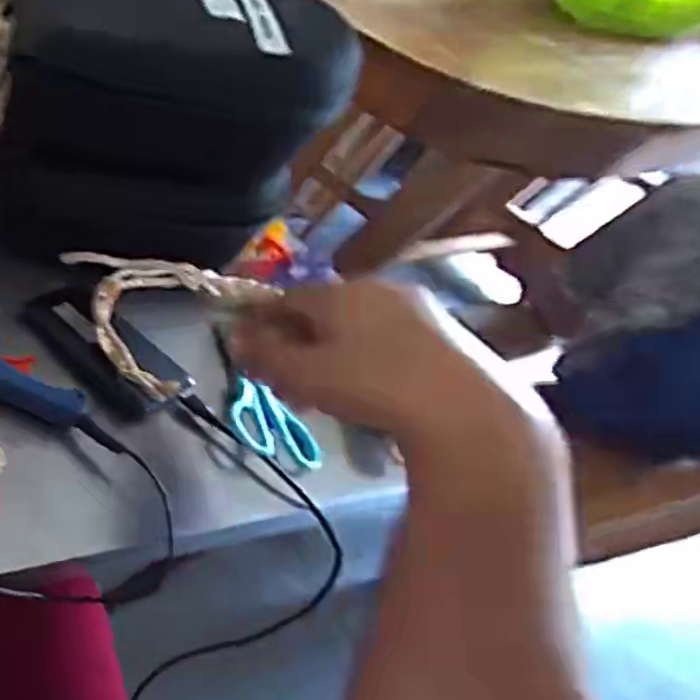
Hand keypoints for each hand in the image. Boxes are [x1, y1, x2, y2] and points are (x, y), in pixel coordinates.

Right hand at [230, 280, 547, 448]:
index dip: (258, 325)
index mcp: (339, 291)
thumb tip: (235, 337)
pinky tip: (353, 390)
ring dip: (321, 356)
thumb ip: (263, 353)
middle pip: (316, 314)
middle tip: (278, 380)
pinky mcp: (440, 333)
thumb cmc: (368, 384)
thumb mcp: (300, 373)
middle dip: (290, 345)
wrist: (464, 410)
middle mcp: (376, 288)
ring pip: (347, 329)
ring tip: (313, 393)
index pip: (282, 299)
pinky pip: (378, 339)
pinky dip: (355, 359)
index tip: (246, 354)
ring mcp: (414, 308)